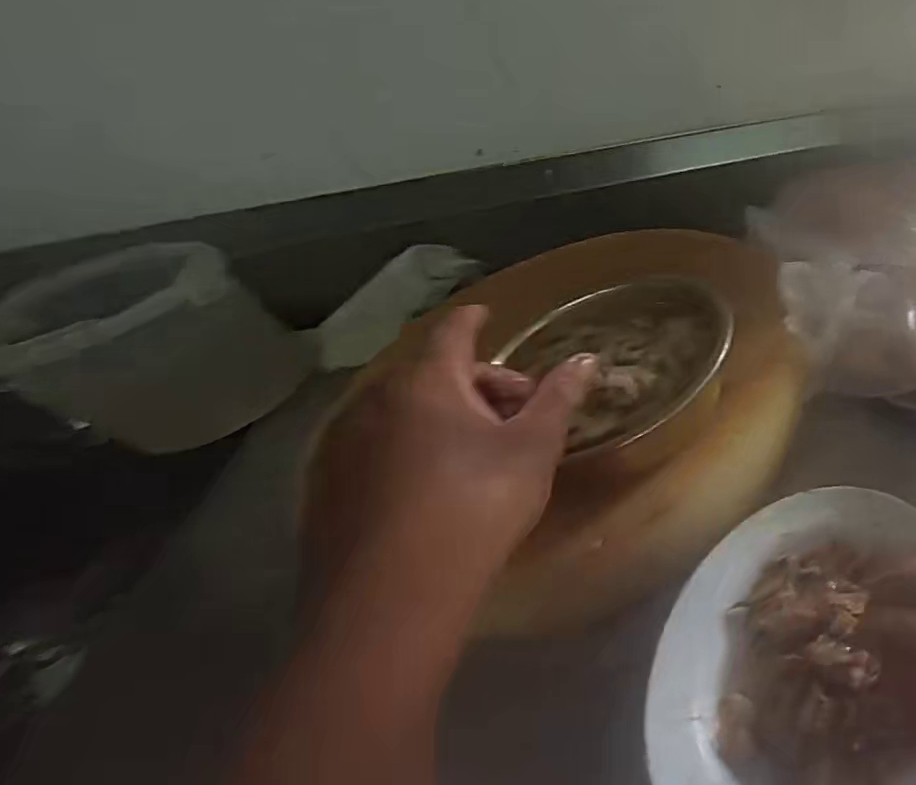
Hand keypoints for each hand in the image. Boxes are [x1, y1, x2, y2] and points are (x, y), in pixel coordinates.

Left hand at [306, 304, 596, 618]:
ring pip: (406, 411)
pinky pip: (381, 446)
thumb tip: (586, 359)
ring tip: (481, 449)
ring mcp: (345, 448)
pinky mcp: (329, 491)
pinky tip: (436, 483)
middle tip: (517, 412)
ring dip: (446, 414)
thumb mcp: (533, 446)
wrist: (392, 601)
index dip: (473, 319)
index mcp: (427, 383)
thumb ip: (559, 397)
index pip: (452, 332)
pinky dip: (413, 445)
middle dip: (480, 382)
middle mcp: (377, 403)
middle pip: (434, 373)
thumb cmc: (476, 504)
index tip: (486, 314)